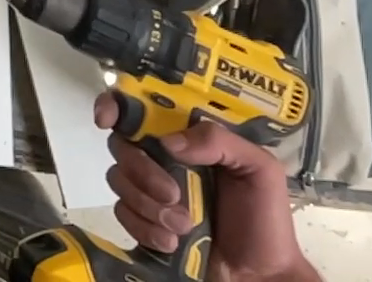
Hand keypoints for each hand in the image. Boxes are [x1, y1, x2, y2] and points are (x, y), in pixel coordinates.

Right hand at [93, 93, 317, 281]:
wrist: (261, 278)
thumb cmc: (264, 220)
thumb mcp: (259, 170)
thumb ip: (220, 142)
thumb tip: (168, 142)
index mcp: (183, 139)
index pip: (138, 109)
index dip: (113, 106)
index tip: (107, 121)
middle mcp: (158, 158)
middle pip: (121, 145)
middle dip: (141, 170)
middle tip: (173, 194)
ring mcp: (146, 190)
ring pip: (118, 179)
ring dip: (148, 204)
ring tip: (183, 226)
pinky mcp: (141, 221)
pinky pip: (122, 213)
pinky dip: (144, 228)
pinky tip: (170, 242)